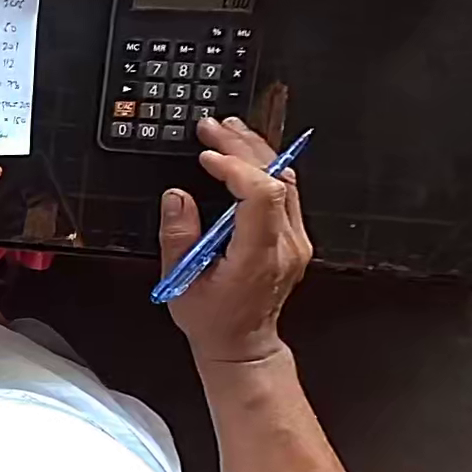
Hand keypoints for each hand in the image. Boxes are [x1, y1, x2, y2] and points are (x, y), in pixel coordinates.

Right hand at [159, 116, 312, 365]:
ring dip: (256, 151)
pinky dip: (264, 167)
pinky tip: (245, 154)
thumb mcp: (181, 281)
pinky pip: (286, 191)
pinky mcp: (292, 236)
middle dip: (243, 147)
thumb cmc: (211, 320)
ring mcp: (295, 239)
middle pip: (277, 178)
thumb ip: (178, 237)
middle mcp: (286, 244)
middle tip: (213, 128)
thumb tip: (177, 196)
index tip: (206, 157)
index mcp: (260, 256)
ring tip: (228, 131)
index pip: (262, 194)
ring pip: (286, 179)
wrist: (242, 344)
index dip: (236, 167)